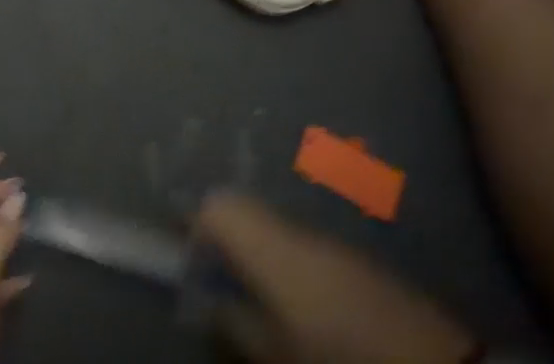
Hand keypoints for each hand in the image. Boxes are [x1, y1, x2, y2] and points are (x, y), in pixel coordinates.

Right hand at [194, 192, 476, 363]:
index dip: (195, 226)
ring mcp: (337, 245)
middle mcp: (302, 232)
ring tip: (263, 298)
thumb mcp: (275, 353)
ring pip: (278, 230)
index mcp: (273, 247)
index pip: (216, 205)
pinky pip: (310, 250)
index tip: (189, 259)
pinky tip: (307, 308)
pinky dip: (294, 266)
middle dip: (226, 239)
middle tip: (221, 279)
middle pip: (246, 212)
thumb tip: (210, 301)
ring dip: (260, 252)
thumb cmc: (338, 357)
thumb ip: (234, 321)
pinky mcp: (364, 264)